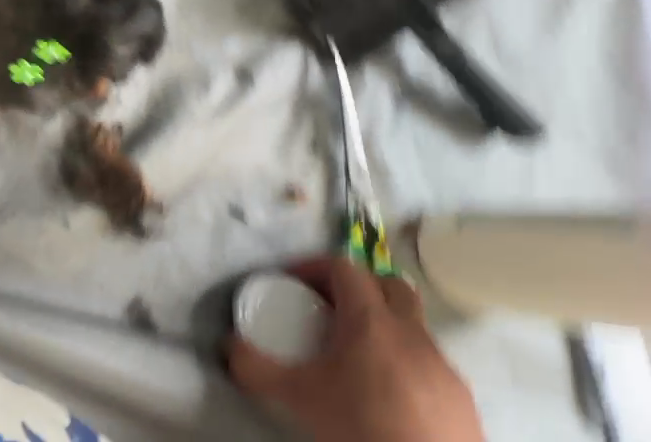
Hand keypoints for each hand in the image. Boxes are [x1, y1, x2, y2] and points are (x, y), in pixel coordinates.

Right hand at [229, 258, 483, 441]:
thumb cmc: (360, 425)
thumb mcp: (294, 395)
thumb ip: (253, 364)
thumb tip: (229, 344)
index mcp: (371, 322)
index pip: (345, 268)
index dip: (314, 266)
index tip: (291, 283)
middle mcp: (413, 335)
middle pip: (390, 286)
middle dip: (357, 288)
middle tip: (327, 308)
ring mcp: (445, 366)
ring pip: (413, 326)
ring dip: (382, 326)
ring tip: (355, 356)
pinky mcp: (463, 397)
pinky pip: (430, 362)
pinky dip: (405, 361)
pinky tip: (387, 392)